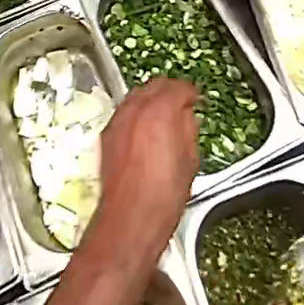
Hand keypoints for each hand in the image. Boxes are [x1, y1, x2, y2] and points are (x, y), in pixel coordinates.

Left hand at [92, 78, 198, 250]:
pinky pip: (124, 113)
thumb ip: (188, 128)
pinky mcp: (106, 136)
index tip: (197, 99)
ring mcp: (117, 121)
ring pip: (136, 96)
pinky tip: (145, 129)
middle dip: (170, 90)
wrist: (130, 218)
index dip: (191, 92)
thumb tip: (187, 117)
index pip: (178, 87)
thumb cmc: (163, 194)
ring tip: (165, 114)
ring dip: (151, 100)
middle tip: (183, 102)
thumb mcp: (190, 158)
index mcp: (160, 111)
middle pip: (154, 85)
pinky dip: (137, 114)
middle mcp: (135, 110)